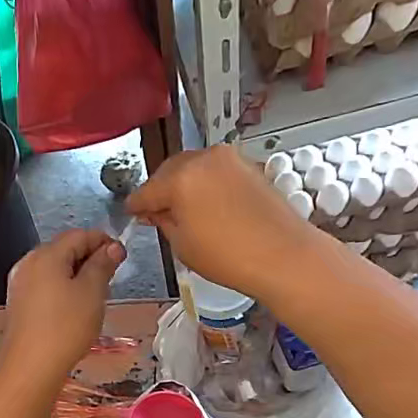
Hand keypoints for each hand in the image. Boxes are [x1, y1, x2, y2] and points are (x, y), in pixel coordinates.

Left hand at [0, 229, 125, 383]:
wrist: (31, 367)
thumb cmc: (66, 327)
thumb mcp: (92, 293)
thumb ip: (103, 265)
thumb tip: (113, 247)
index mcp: (47, 255)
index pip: (79, 235)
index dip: (103, 240)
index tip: (122, 254)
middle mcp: (28, 262)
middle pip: (64, 249)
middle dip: (89, 256)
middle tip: (112, 274)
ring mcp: (20, 283)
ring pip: (54, 267)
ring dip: (77, 273)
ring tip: (96, 292)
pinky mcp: (19, 302)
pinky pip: (45, 284)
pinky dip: (63, 287)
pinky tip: (75, 305)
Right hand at [126, 146, 332, 298]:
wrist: (284, 256)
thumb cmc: (233, 257)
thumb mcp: (184, 246)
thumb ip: (164, 222)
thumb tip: (158, 212)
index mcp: (180, 178)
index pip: (147, 190)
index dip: (136, 205)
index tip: (133, 211)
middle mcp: (204, 160)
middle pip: (169, 171)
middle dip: (162, 191)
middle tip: (158, 214)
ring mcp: (229, 160)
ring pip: (194, 168)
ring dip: (185, 186)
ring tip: (185, 213)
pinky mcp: (249, 166)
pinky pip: (217, 172)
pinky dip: (207, 185)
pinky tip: (209, 207)